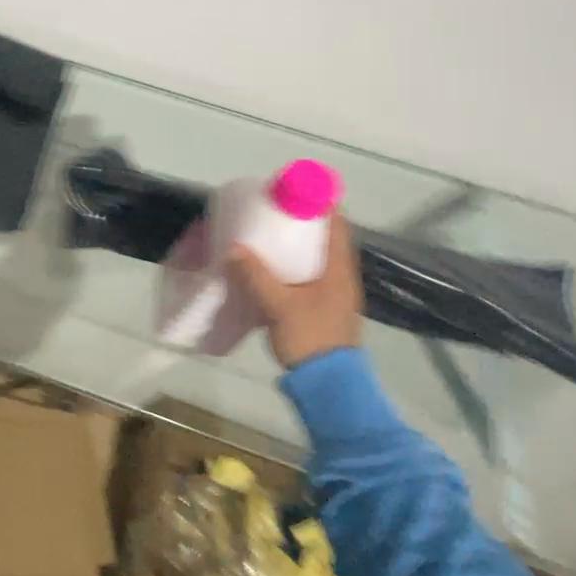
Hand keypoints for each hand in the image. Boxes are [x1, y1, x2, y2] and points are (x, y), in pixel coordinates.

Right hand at [228, 216, 362, 369]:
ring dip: (296, 247)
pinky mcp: (323, 309)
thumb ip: (255, 276)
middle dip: (302, 224)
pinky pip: (308, 277)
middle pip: (325, 240)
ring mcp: (334, 295)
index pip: (337, 226)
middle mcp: (341, 277)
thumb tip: (233, 247)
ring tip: (267, 238)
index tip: (296, 192)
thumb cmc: (310, 337)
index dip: (321, 205)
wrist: (329, 383)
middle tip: (273, 213)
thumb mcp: (278, 305)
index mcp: (338, 269)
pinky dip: (292, 268)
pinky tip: (270, 271)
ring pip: (316, 260)